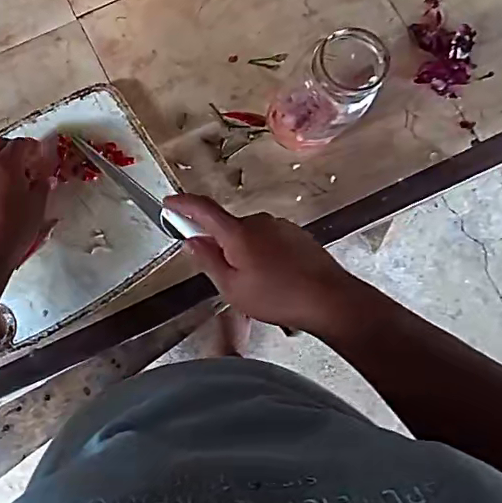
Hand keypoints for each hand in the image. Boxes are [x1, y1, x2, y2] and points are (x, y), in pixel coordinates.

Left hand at [0, 136, 53, 271]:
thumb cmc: (14, 230)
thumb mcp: (37, 208)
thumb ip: (42, 187)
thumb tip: (45, 178)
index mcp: (6, 166)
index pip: (20, 144)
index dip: (34, 147)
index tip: (43, 155)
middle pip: (1, 146)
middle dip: (16, 149)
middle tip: (31, 163)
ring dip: (4, 161)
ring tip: (18, 179)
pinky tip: (4, 193)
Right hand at [163, 194, 376, 335]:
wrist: (330, 300)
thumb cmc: (279, 297)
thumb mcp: (231, 287)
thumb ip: (208, 261)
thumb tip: (192, 242)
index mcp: (238, 233)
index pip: (203, 209)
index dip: (183, 204)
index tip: (170, 203)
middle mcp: (259, 222)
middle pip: (227, 227)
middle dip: (220, 246)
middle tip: (225, 276)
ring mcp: (280, 226)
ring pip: (249, 236)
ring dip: (245, 254)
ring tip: (257, 286)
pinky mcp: (296, 235)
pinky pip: (269, 241)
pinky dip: (264, 256)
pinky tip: (274, 281)